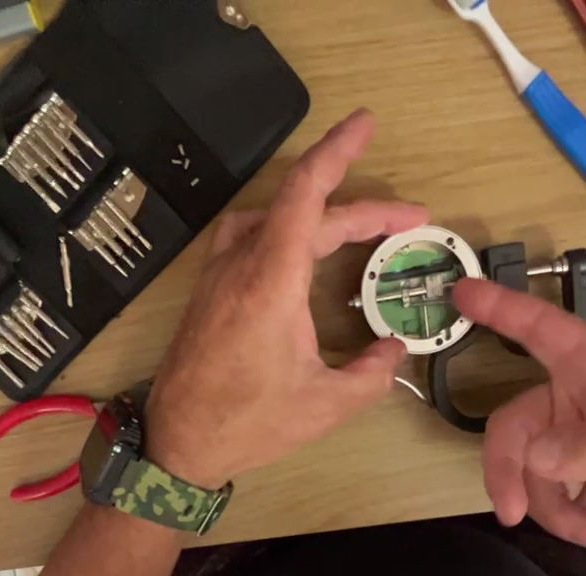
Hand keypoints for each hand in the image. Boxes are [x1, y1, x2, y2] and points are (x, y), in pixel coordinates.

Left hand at [143, 110, 426, 488]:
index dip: (339, 151)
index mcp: (272, 281)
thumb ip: (371, 373)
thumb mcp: (325, 406)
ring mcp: (219, 275)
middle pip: (304, 210)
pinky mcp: (208, 291)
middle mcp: (241, 264)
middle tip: (407, 222)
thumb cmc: (248, 424)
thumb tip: (394, 349)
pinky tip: (298, 252)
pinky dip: (283, 229)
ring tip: (358, 230)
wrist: (178, 442)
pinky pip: (248, 238)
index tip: (366, 124)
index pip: (307, 194)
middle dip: (361, 209)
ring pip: (272, 218)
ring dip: (319, 215)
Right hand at [456, 278, 585, 564]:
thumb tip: (535, 453)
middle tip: (512, 512)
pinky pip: (534, 496)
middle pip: (514, 424)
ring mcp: (570, 444)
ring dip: (547, 506)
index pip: (549, 333)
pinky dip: (558, 520)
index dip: (505, 310)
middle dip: (508, 470)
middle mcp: (582, 403)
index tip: (463, 292)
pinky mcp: (566, 481)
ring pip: (520, 467)